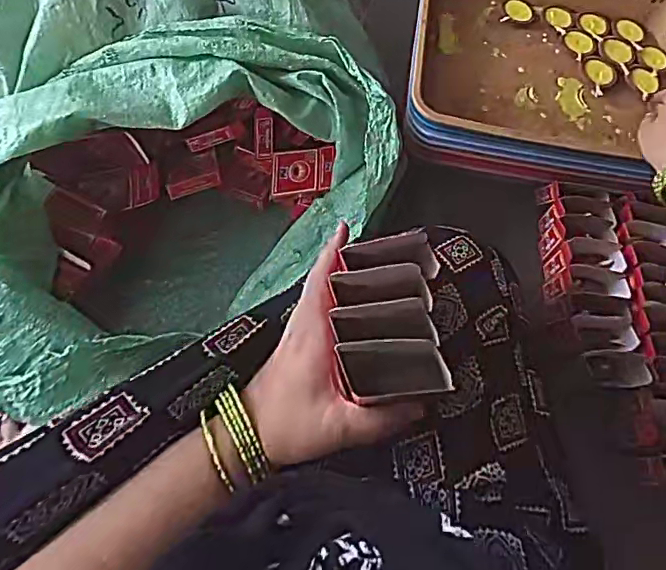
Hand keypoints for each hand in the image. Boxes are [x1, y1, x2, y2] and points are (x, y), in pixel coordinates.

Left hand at [243, 223, 422, 465]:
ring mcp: (300, 329)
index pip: (322, 279)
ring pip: (321, 287)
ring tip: (371, 261)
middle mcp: (304, 322)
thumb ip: (378, 420)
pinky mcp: (300, 339)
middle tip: (377, 243)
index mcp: (312, 331)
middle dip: (347, 255)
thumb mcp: (336, 428)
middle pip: (325, 275)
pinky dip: (333, 289)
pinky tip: (351, 296)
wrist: (247, 436)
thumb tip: (418, 405)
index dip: (334, 252)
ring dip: (340, 269)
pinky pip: (319, 302)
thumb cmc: (284, 426)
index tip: (346, 228)